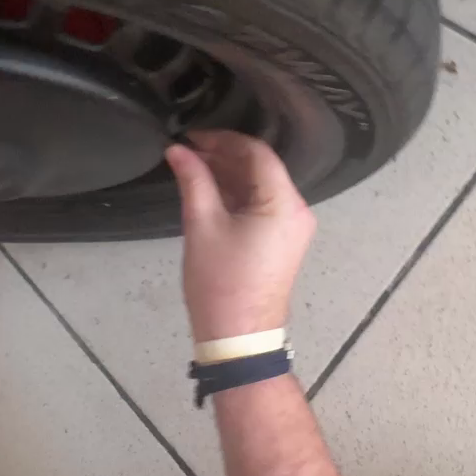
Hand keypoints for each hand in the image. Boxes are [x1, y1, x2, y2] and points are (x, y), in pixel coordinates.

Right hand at [164, 131, 315, 341]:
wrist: (239, 338)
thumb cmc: (221, 283)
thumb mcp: (202, 226)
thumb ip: (193, 180)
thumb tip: (177, 150)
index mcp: (284, 203)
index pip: (257, 153)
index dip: (223, 139)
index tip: (192, 136)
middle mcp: (297, 210)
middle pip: (262, 168)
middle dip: (224, 155)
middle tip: (188, 150)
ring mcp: (293, 226)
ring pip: (261, 186)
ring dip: (229, 174)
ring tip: (192, 166)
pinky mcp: (283, 240)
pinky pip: (262, 205)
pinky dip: (237, 194)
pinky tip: (209, 188)